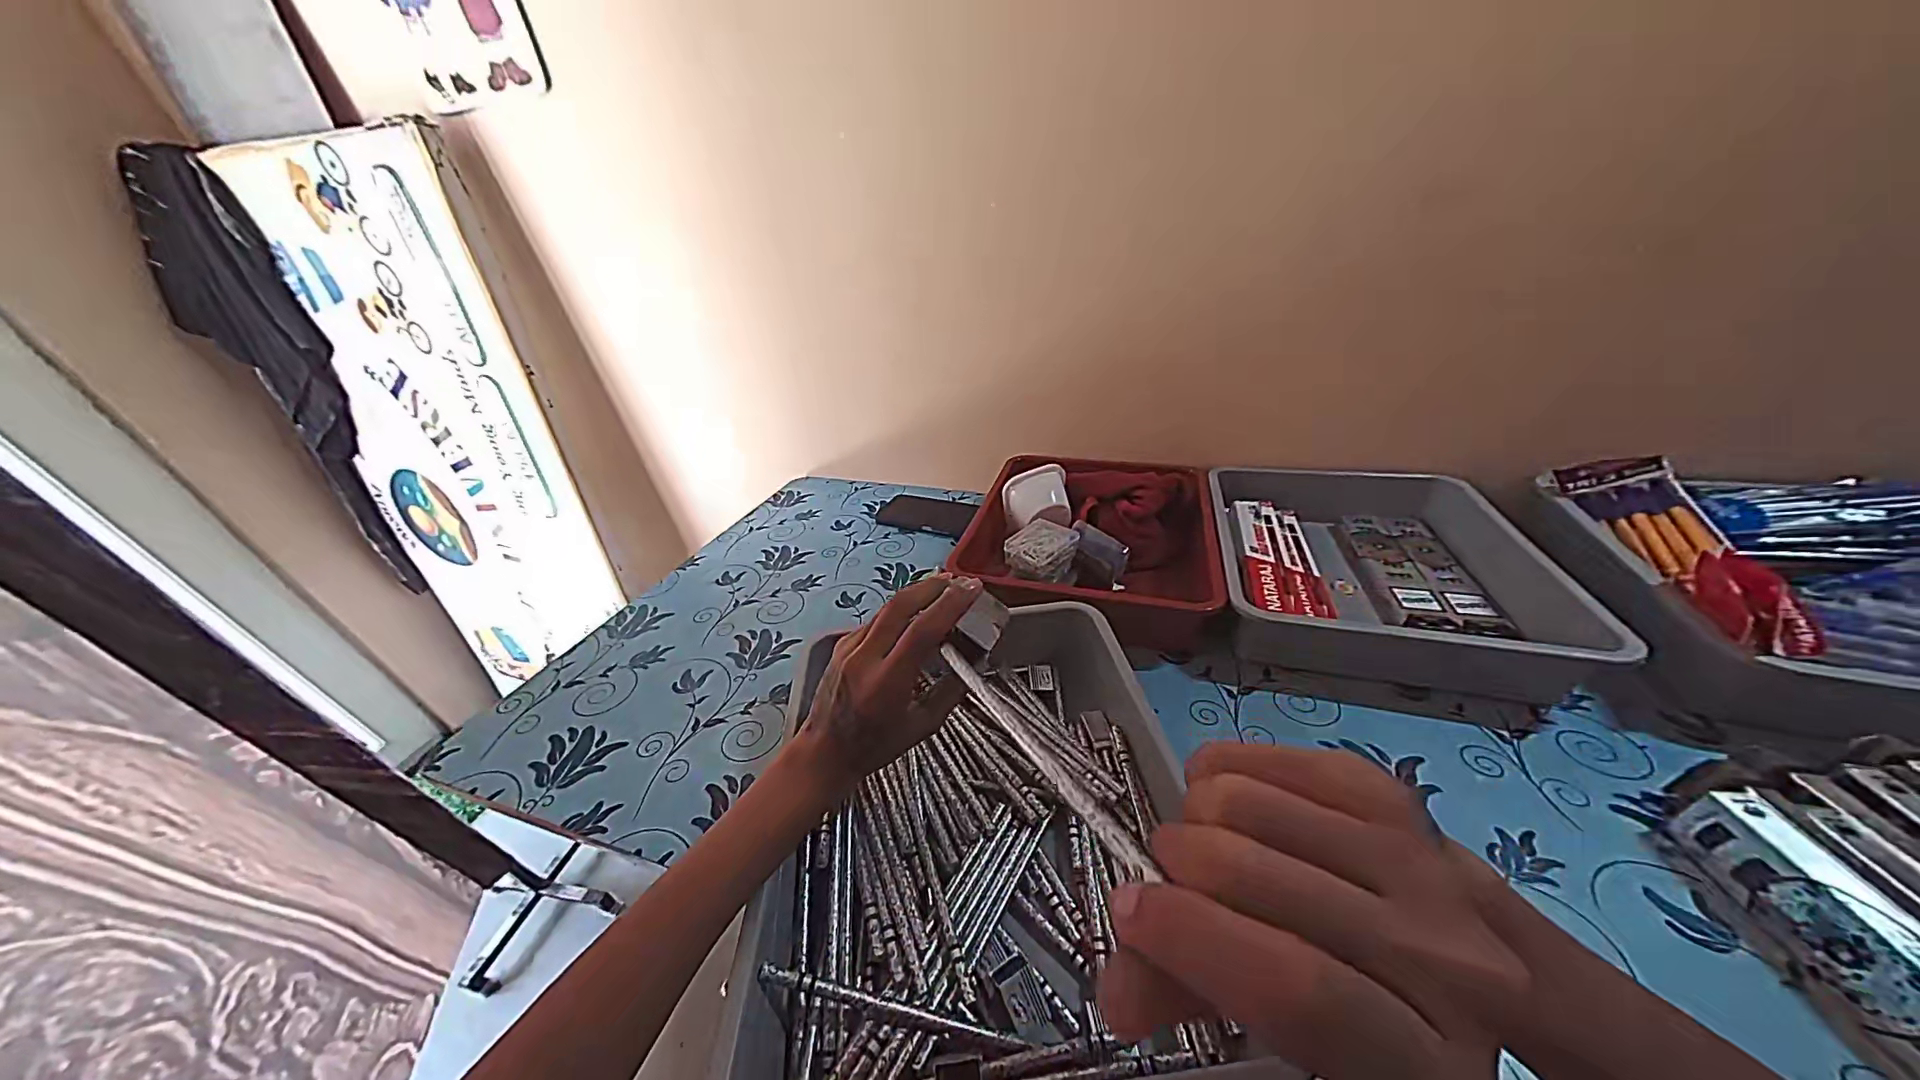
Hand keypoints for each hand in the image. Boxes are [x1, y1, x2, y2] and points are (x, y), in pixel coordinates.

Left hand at [794, 574, 980, 790]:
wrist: (825, 752)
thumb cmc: (872, 745)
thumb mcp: (922, 725)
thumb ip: (950, 691)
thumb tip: (972, 661)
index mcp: (887, 682)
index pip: (922, 629)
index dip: (951, 604)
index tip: (970, 590)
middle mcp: (863, 659)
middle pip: (900, 605)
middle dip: (933, 586)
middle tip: (958, 581)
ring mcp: (848, 649)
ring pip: (886, 608)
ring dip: (916, 594)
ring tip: (941, 590)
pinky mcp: (841, 645)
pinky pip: (875, 620)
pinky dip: (899, 612)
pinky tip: (913, 614)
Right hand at [1099, 743, 1528, 1078]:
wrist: (1456, 970)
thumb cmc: (1354, 1020)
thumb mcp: (1282, 1048)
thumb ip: (1195, 1003)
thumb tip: (1115, 986)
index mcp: (1421, 1058)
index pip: (1296, 986)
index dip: (1193, 940)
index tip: (1130, 910)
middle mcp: (1439, 954)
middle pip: (1254, 873)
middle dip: (1175, 867)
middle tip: (1165, 884)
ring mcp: (1420, 860)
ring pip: (1250, 800)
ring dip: (1195, 817)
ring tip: (1202, 848)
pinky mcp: (1394, 796)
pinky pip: (1275, 758)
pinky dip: (1223, 769)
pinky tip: (1226, 801)